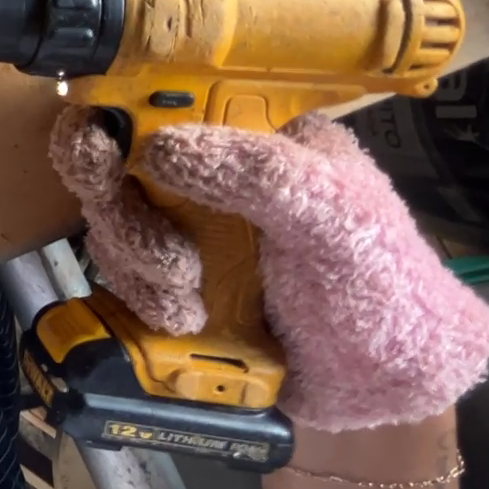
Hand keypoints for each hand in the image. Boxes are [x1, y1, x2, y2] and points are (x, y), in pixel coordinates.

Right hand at [50, 109, 488, 430]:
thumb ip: (259, 174)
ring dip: (135, 259)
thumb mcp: (338, 217)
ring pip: (107, 221)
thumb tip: (157, 148)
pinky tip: (184, 315)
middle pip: (109, 164)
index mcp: (244, 134)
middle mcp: (199, 173)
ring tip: (188, 291)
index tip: (100, 149)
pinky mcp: (161, 273)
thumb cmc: (383, 287)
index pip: (154, 101)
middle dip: (117, 206)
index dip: (108, 116)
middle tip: (139, 231)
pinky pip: (117, 270)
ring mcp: (176, 224)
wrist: (387, 387)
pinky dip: (140, 295)